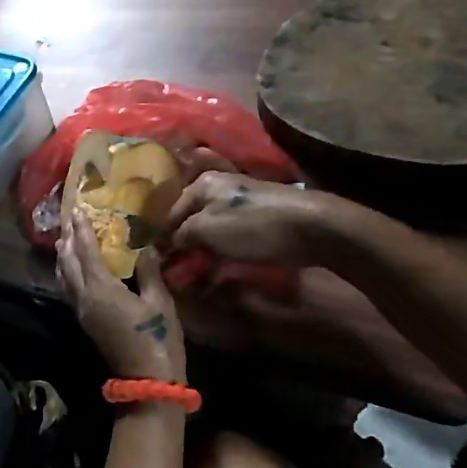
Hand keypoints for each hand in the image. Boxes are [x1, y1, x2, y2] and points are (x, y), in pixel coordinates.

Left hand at [57, 205, 186, 381]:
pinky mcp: (86, 322)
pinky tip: (73, 268)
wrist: (147, 381)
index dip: (82, 230)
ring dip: (64, 256)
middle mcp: (85, 298)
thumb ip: (149, 272)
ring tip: (65, 239)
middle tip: (69, 219)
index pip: (86, 252)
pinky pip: (69, 290)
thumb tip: (145, 248)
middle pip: (69, 263)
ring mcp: (83, 312)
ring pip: (65, 278)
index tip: (78, 209)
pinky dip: (68, 272)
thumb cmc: (157, 338)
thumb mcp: (160, 302)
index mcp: (102, 290)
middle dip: (68, 239)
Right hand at [163, 172, 349, 268]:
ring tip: (195, 283)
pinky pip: (228, 241)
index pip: (170, 213)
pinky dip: (220, 257)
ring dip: (201, 257)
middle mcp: (219, 190)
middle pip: (191, 222)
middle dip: (182, 249)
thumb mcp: (207, 229)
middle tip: (176, 277)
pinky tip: (216, 277)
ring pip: (210, 233)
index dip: (162, 239)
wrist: (309, 227)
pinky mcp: (256, 223)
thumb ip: (182, 235)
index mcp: (203, 184)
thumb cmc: (252, 226)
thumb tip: (167, 244)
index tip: (156, 266)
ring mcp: (240, 206)